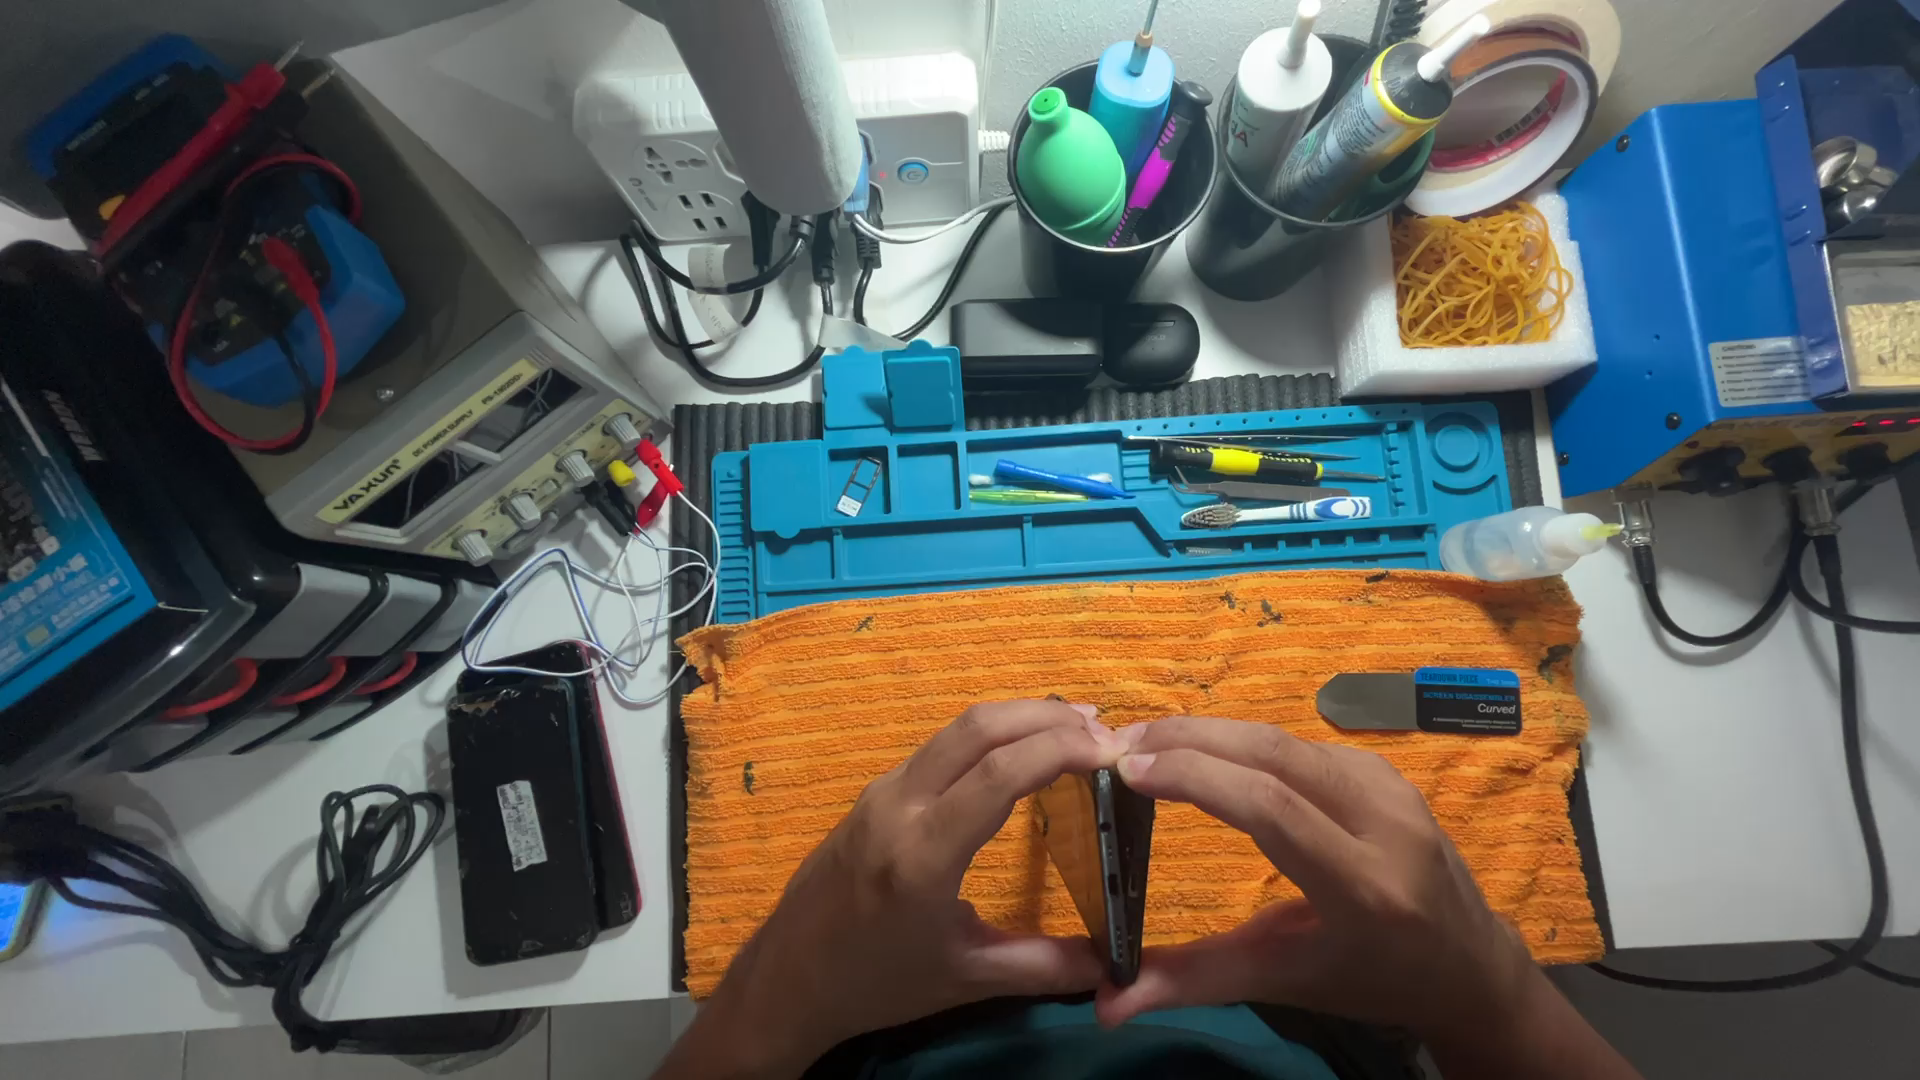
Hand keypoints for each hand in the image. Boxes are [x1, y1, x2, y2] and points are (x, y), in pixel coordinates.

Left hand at [665, 699, 1126, 1077]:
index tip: (1108, 748)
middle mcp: (900, 805)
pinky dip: (991, 732)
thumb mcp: (965, 979)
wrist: (788, 974)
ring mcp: (884, 789)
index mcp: (922, 856)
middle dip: (1044, 716)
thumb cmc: (876, 981)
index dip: (1058, 749)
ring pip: (958, 728)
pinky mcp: (879, 787)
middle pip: (978, 729)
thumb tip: (1116, 961)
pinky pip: (942, 744)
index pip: (998, 775)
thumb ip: (1045, 966)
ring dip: (1017, 716)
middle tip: (1100, 729)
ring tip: (1072, 727)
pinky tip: (1019, 747)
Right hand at [1097, 716, 1534, 1039]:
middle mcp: (1383, 822)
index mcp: (1364, 887)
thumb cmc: (1369, 978)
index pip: (1269, 806)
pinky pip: (1294, 742)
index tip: (1129, 767)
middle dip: (1187, 738)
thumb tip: (1105, 1004)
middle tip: (1123, 742)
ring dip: (1206, 732)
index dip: (1194, 776)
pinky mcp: (1380, 766)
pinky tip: (1203, 752)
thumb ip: (1195, 981)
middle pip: (1270, 753)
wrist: (1472, 966)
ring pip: (1279, 737)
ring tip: (1149, 742)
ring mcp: (1388, 784)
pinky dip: (1238, 739)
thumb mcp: (1283, 980)